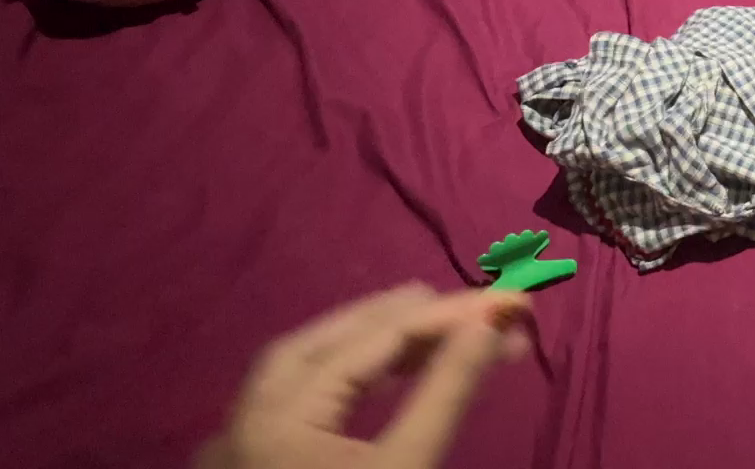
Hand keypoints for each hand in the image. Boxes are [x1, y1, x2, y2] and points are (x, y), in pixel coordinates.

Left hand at [196, 284, 531, 468]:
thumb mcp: (407, 468)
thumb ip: (449, 387)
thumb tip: (493, 319)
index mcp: (278, 417)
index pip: (380, 337)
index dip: (453, 313)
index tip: (515, 303)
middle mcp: (244, 420)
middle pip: (334, 338)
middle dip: (412, 317)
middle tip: (473, 310)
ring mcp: (239, 449)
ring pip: (313, 363)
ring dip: (382, 339)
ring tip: (443, 332)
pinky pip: (304, 396)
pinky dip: (355, 372)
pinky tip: (391, 376)